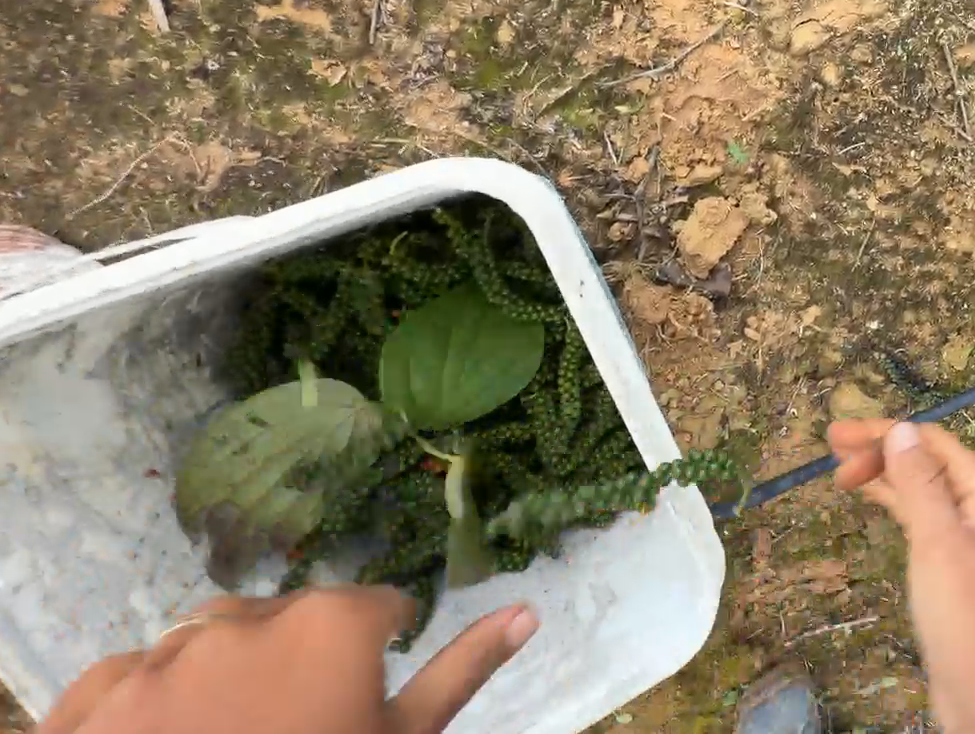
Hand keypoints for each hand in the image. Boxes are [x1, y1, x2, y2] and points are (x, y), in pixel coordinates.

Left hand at [39, 586, 537, 733]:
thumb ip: (464, 668)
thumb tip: (529, 610)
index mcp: (336, 620)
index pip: (381, 608)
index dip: (380, 649)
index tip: (361, 696)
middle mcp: (254, 616)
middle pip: (297, 615)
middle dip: (303, 652)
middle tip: (295, 720)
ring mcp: (164, 655)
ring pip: (215, 633)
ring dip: (228, 664)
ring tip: (230, 724)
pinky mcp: (88, 699)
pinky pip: (131, 672)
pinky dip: (150, 695)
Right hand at [828, 420, 974, 733]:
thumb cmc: (966, 617)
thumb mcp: (939, 543)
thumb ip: (920, 484)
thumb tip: (901, 429)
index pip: (930, 441)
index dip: (885, 433)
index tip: (837, 437)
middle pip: (924, 460)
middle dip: (880, 449)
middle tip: (830, 448)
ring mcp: (963, 534)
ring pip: (918, 487)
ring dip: (883, 473)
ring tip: (839, 468)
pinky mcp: (948, 563)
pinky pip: (917, 515)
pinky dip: (892, 501)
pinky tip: (870, 497)